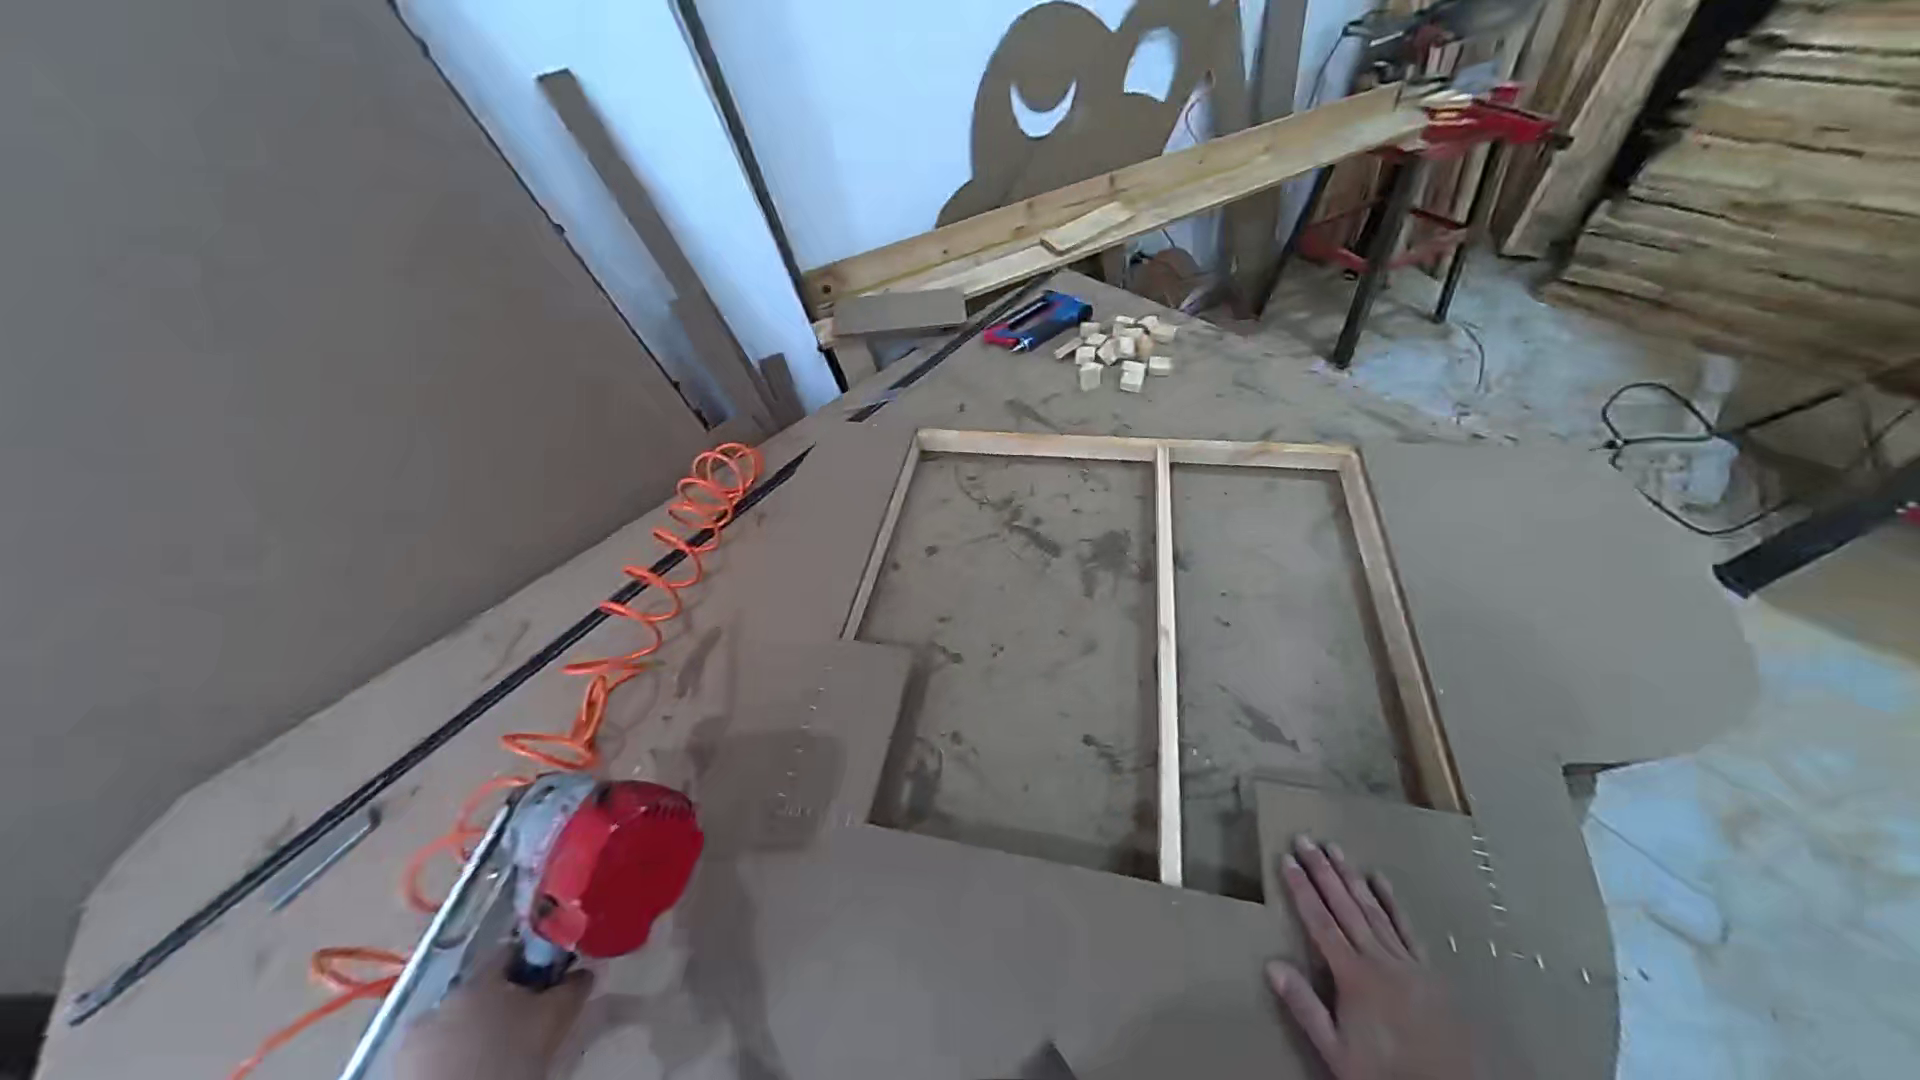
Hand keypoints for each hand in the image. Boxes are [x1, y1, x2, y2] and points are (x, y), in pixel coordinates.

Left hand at [394, 950, 593, 1079]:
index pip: (512, 951)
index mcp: (478, 980)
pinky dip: (456, 1054)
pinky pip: (437, 1051)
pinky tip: (477, 1068)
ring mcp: (414, 1040)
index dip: (536, 960)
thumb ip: (573, 986)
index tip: (553, 979)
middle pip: (485, 987)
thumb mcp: (555, 1019)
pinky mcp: (402, 1073)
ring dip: (481, 1027)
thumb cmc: (510, 1058)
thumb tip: (584, 971)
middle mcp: (441, 1000)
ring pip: (459, 1020)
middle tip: (530, 1020)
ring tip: (503, 1050)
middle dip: (508, 998)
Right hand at [1267, 836, 1476, 1079]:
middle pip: (1344, 906)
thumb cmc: (1384, 1071)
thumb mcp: (1336, 1050)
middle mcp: (1378, 959)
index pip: (1319, 921)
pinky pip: (1406, 929)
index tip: (1287, 858)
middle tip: (1306, 839)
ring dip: (1350, 877)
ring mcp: (1406, 962)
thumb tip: (1271, 964)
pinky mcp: (1428, 971)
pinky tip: (1380, 880)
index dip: (1301, 888)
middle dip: (1322, 871)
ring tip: (1335, 848)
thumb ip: (1305, 1006)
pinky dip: (1391, 903)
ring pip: (1372, 909)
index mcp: (1352, 974)